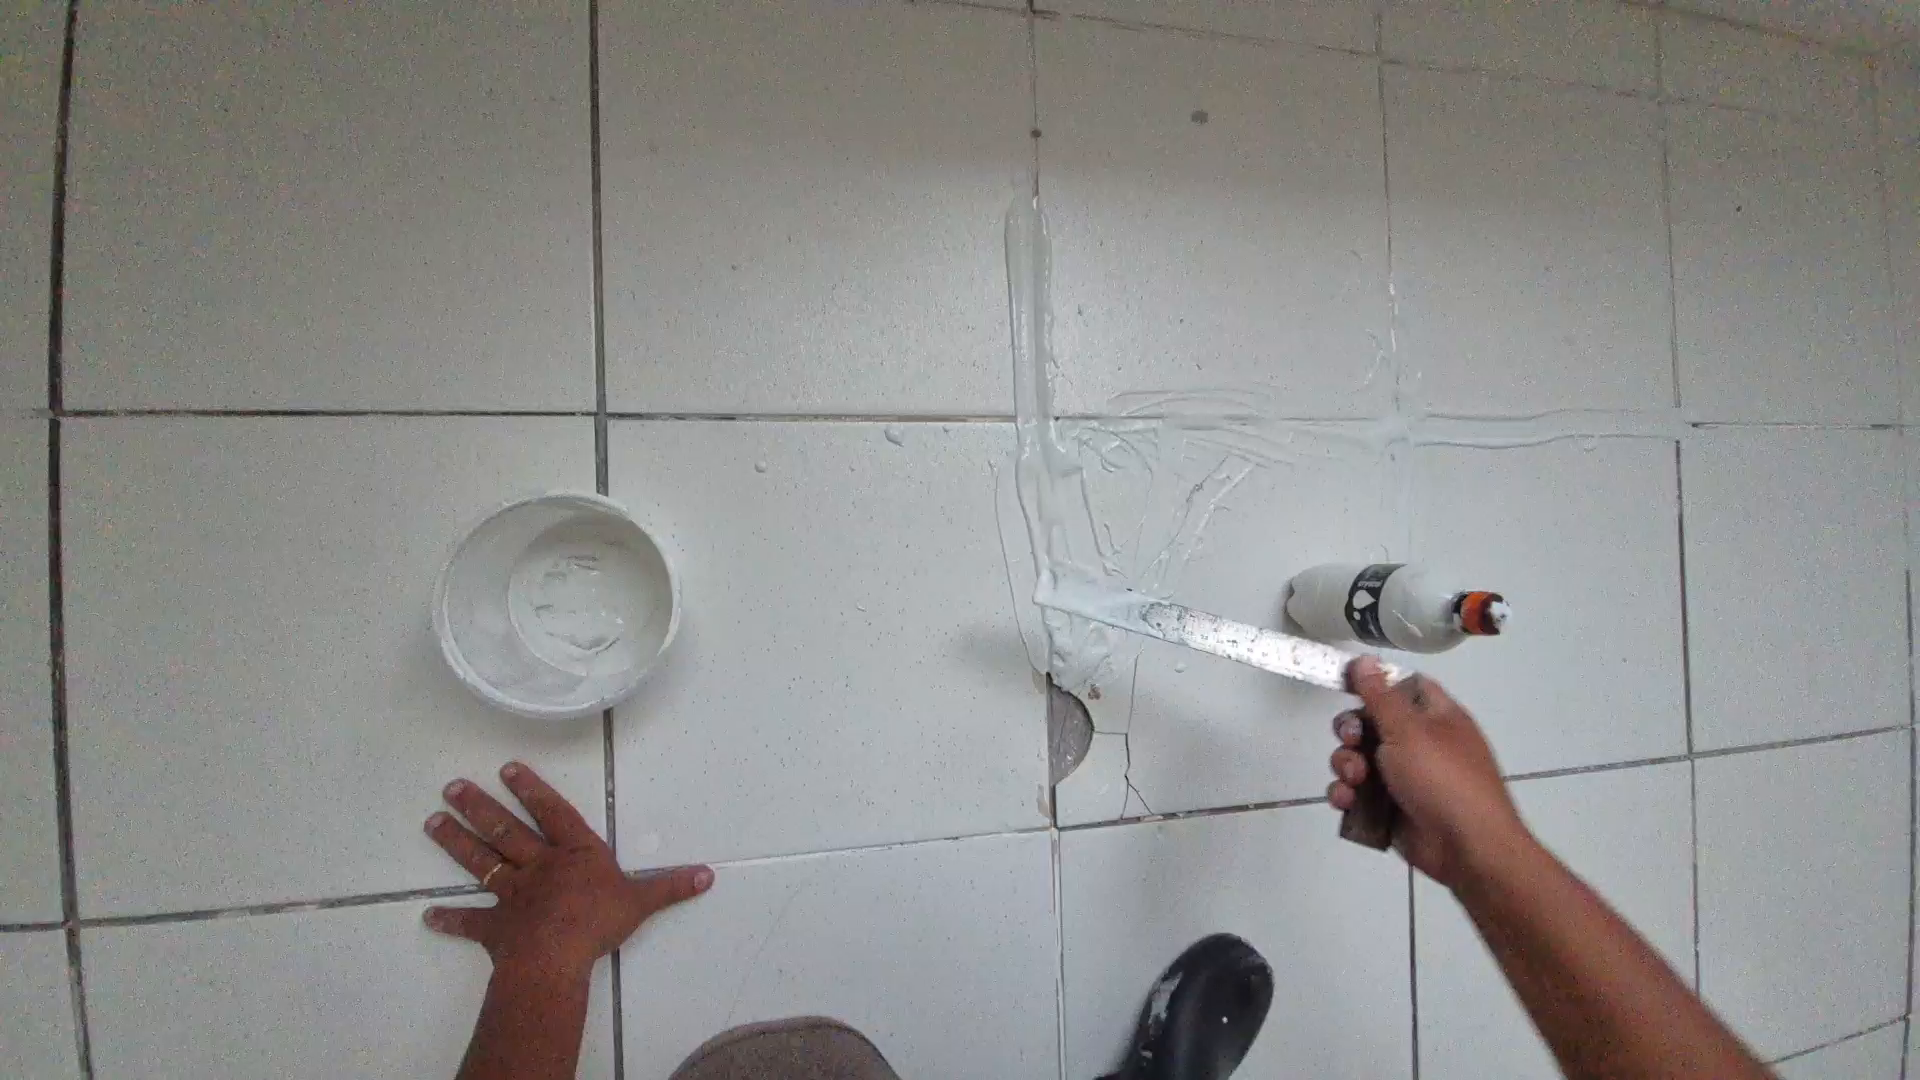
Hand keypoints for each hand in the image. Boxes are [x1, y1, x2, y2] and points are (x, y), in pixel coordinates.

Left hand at [422, 761, 711, 980]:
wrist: (554, 961)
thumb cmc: (597, 923)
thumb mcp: (642, 901)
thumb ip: (672, 886)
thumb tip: (709, 874)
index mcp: (575, 853)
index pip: (552, 813)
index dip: (532, 790)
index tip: (507, 768)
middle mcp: (540, 866)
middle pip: (506, 831)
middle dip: (480, 807)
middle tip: (452, 786)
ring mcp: (513, 895)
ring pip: (482, 863)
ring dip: (457, 842)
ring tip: (432, 821)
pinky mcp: (496, 927)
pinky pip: (471, 922)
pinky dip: (450, 919)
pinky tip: (428, 915)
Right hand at [1327, 657, 1529, 888]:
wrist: (1467, 850)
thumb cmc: (1443, 780)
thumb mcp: (1409, 731)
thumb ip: (1379, 695)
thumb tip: (1364, 659)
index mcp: (1435, 718)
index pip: (1402, 685)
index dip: (1374, 682)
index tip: (1346, 684)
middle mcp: (1419, 743)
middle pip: (1369, 721)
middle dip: (1350, 732)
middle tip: (1352, 740)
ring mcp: (1403, 776)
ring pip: (1356, 757)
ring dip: (1346, 765)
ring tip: (1354, 780)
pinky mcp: (1388, 805)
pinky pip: (1355, 790)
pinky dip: (1346, 794)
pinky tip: (1348, 801)